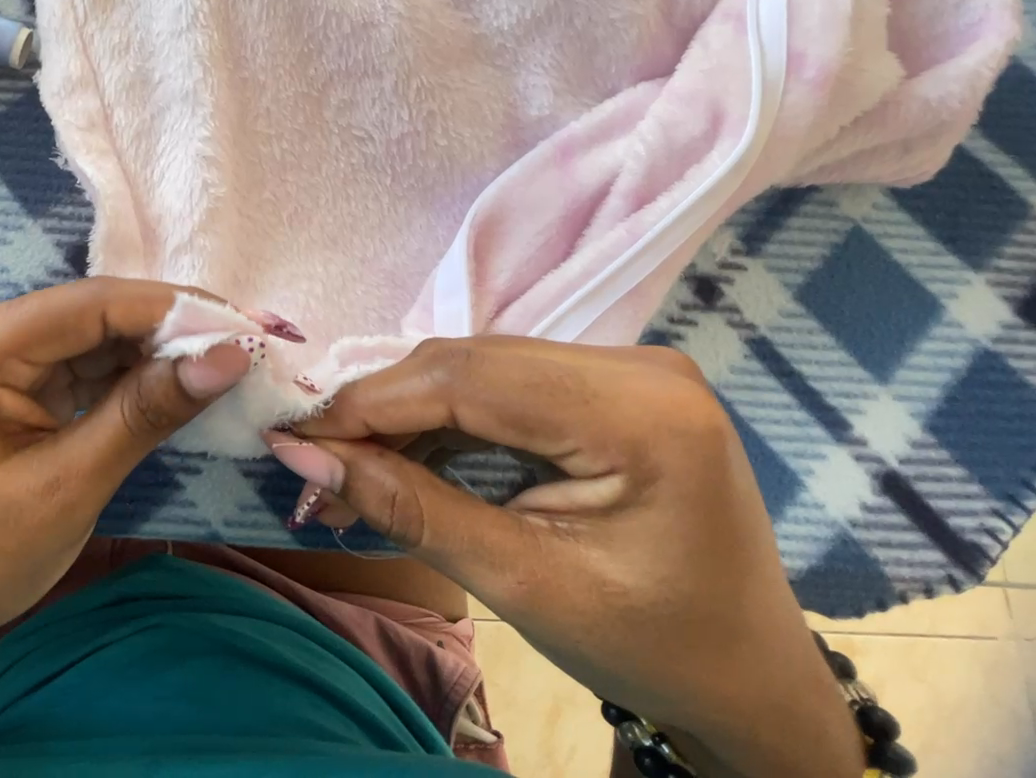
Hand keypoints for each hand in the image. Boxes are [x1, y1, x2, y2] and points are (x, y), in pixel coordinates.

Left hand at [0, 277, 251, 653]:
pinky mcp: (17, 384)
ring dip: (157, 352)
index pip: (88, 305)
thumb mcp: (68, 486)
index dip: (170, 309)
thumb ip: (145, 414)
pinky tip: (179, 385)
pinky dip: (133, 377)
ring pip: (95, 337)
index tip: (243, 327)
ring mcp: (0, 359)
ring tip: (226, 364)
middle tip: (246, 346)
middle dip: (169, 329)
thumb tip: (227, 358)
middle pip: (93, 313)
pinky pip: (85, 366)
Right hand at [266, 337, 863, 777]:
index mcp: (638, 414)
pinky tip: (401, 460)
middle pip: (463, 365)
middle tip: (314, 465)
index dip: (365, 405)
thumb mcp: (521, 585)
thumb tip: (301, 458)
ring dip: (400, 417)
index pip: (464, 380)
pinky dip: (438, 422)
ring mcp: (622, 368)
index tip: (292, 440)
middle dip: (376, 412)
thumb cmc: (650, 647)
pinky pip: (495, 386)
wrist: (747, 675)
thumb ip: (408, 508)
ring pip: (470, 370)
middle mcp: (634, 366)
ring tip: (347, 472)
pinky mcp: (604, 385)